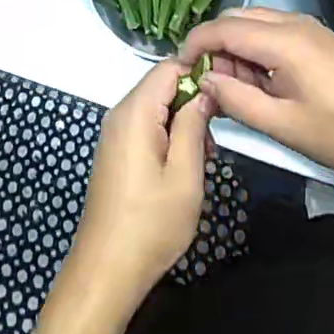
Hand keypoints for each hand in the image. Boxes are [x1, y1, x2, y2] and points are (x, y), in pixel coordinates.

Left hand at [69, 59, 213, 297]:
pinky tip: (181, 167)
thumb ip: (193, 126)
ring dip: (182, 123)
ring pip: (155, 107)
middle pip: (160, 86)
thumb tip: (204, 93)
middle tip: (212, 141)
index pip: (168, 68)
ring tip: (201, 159)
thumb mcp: (185, 175)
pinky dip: (167, 136)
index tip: (225, 95)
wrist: (108, 265)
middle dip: (192, 103)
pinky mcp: (115, 149)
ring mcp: (114, 132)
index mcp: (134, 112)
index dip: (198, 73)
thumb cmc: (151, 222)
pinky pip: (145, 126)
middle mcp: (119, 113)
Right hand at [177, 8, 333, 176]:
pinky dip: (253, 47)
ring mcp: (306, 26)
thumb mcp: (284, 126)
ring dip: (234, 47)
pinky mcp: (315, 36)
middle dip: (214, 46)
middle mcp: (291, 22)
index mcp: (283, 40)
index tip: (180, 69)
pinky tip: (262, 80)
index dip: (194, 45)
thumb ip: (237, 101)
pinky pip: (270, 29)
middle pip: (234, 19)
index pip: (222, 28)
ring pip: (251, 22)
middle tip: (214, 85)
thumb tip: (206, 82)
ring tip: (239, 88)